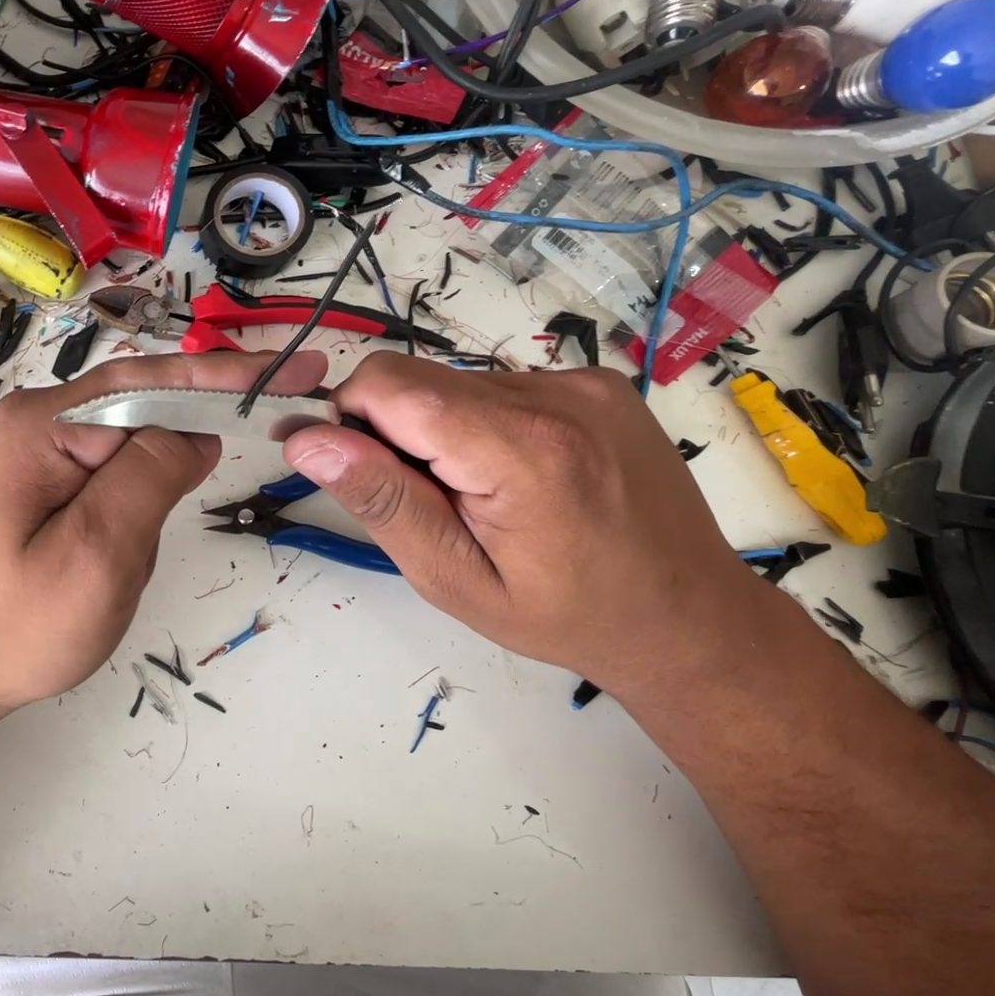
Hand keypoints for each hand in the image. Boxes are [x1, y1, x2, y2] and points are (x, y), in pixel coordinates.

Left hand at [0, 349, 328, 718]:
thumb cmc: (20, 627)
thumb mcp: (97, 553)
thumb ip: (150, 477)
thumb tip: (199, 429)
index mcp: (41, 426)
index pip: (148, 384)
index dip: (226, 379)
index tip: (299, 373)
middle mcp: (38, 422)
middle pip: (143, 398)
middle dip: (207, 413)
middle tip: (284, 416)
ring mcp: (41, 451)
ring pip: (134, 439)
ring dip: (166, 477)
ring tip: (152, 540)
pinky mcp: (49, 481)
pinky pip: (115, 471)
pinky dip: (144, 498)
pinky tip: (132, 546)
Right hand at [281, 353, 769, 690]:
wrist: (688, 616)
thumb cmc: (562, 615)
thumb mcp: (451, 578)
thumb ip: (381, 501)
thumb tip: (305, 440)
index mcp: (521, 448)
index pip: (387, 384)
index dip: (349, 420)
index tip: (361, 477)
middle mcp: (556, 393)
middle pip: (416, 379)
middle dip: (391, 432)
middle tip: (426, 502)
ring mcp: (584, 381)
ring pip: (451, 381)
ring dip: (435, 431)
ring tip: (477, 496)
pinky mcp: (598, 382)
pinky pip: (495, 385)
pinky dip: (477, 424)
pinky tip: (512, 477)